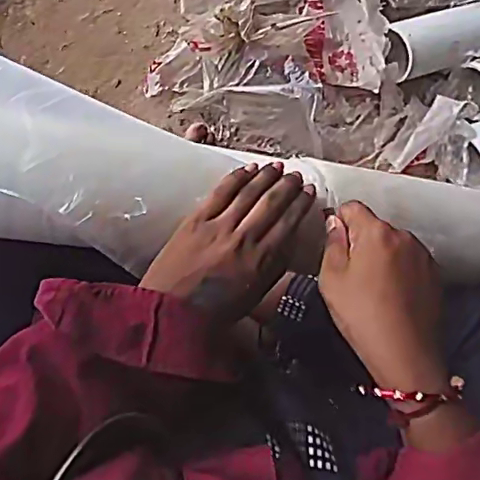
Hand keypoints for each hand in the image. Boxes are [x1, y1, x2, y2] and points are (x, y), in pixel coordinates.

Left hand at [140, 164, 316, 324]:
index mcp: (261, 262)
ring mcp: (219, 228)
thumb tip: (285, 244)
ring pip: (249, 194)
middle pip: (272, 204)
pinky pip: (222, 192)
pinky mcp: (197, 221)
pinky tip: (249, 169)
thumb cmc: (212, 312)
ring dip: (266, 177)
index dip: (300, 205)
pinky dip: (237, 178)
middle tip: (296, 176)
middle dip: (287, 187)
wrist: (171, 312)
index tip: (308, 193)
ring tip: (277, 167)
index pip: (288, 224)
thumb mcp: (254, 295)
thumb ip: (272, 268)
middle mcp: (244, 240)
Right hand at [317, 202, 445, 391]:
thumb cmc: (362, 316)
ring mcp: (423, 255)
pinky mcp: (434, 274)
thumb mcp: (331, 278)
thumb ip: (332, 243)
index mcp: (376, 232)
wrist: (405, 354)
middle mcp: (404, 236)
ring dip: (380, 255)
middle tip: (349, 273)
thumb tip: (335, 223)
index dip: (338, 222)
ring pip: (392, 243)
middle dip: (360, 241)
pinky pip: (408, 260)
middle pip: (374, 225)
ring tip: (371, 288)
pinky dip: (398, 270)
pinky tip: (390, 295)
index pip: (352, 207)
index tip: (334, 245)